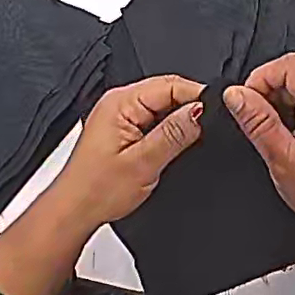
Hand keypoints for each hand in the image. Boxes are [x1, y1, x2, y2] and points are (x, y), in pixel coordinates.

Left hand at [46, 75, 205, 228]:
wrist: (75, 210)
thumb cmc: (96, 190)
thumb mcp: (143, 162)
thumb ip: (175, 134)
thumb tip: (200, 111)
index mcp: (120, 102)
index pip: (170, 84)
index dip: (197, 96)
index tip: (218, 111)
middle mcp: (118, 102)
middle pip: (168, 92)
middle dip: (190, 109)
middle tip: (207, 130)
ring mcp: (120, 115)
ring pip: (163, 107)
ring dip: (179, 122)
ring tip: (187, 142)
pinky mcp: (123, 128)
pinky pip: (154, 119)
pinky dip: (168, 131)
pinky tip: (171, 147)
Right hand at [222, 53, 294, 252]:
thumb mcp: (285, 163)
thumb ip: (259, 123)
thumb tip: (235, 94)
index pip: (290, 65)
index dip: (260, 81)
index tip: (248, 108)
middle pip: (292, 73)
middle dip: (270, 98)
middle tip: (271, 134)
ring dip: (281, 108)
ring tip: (288, 141)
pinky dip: (292, 113)